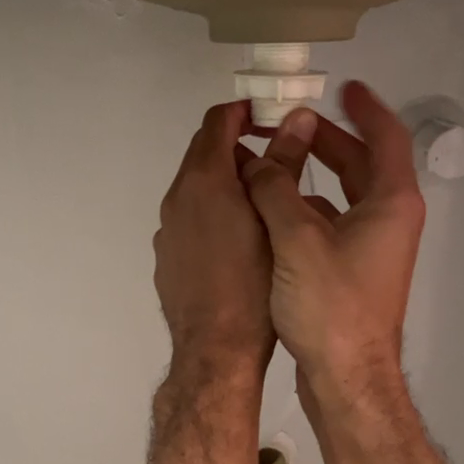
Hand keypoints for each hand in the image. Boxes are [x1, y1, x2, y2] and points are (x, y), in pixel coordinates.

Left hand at [154, 100, 276, 369]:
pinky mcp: (166, 259)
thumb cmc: (255, 285)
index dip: (244, 113)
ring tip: (261, 212)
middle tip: (276, 169)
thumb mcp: (278, 220)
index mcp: (203, 181)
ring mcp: (167, 232)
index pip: (216, 123)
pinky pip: (188, 224)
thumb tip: (297, 119)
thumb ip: (284, 165)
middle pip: (203, 156)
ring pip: (195, 192)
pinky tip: (235, 249)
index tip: (270, 119)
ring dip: (224, 187)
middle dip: (238, 152)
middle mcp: (177, 199)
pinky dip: (210, 218)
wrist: (216, 350)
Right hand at [239, 81, 425, 400]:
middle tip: (285, 123)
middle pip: (360, 165)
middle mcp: (389, 220)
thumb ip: (275, 191)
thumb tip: (259, 157)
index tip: (343, 86)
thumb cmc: (331, 307)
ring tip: (268, 164)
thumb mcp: (297, 240)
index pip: (385, 136)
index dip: (363, 108)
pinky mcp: (352, 274)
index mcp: (391, 202)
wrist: (347, 378)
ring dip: (308, 179)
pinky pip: (330, 227)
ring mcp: (372, 250)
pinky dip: (304, 212)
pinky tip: (271, 214)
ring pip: (341, 198)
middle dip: (323, 142)